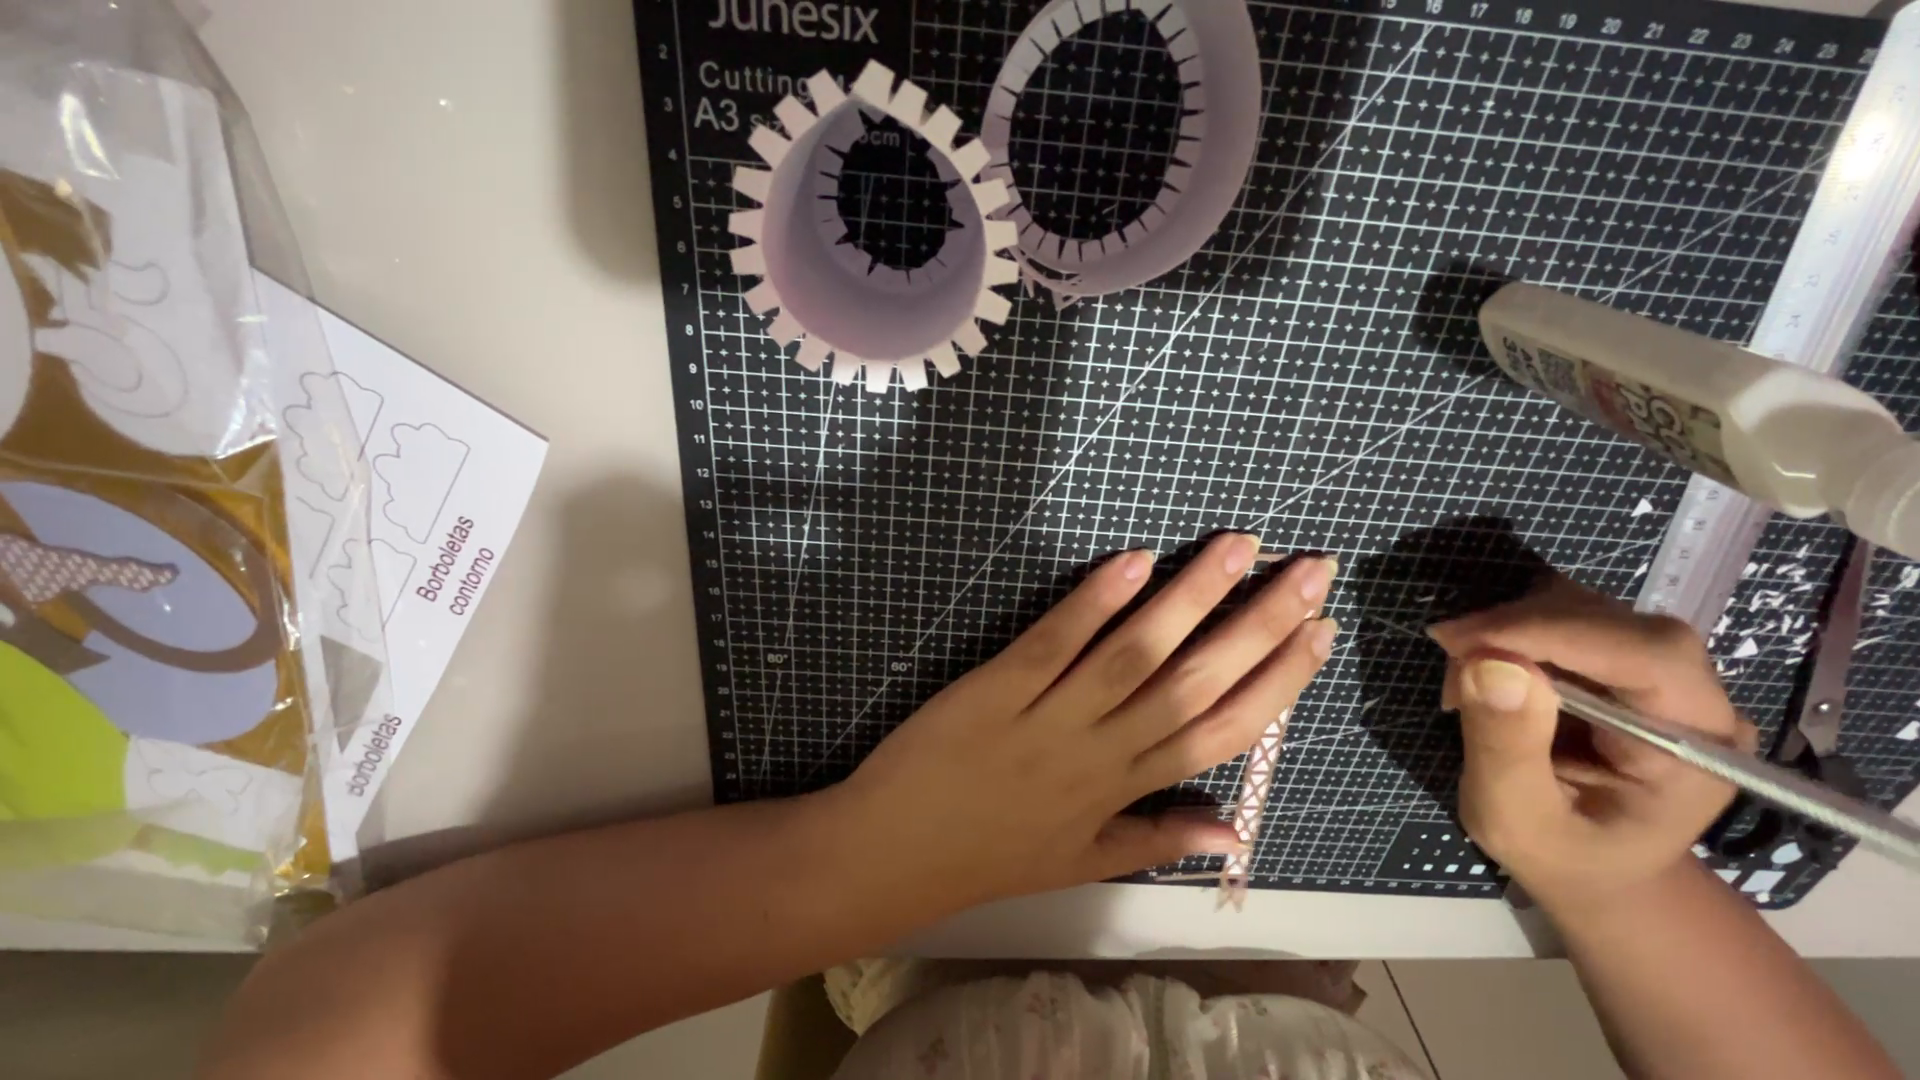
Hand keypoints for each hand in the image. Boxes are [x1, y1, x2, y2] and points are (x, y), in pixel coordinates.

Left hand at [829, 534, 1337, 916]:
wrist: (892, 856)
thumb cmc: (989, 856)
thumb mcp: (1080, 864)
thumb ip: (1157, 840)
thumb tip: (1237, 833)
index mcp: (1125, 791)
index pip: (1223, 732)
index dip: (1279, 682)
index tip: (1320, 633)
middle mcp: (1101, 751)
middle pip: (1195, 682)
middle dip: (1259, 625)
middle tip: (1310, 571)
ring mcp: (1049, 716)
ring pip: (1135, 654)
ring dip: (1191, 598)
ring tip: (1237, 547)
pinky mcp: (997, 686)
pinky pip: (1055, 641)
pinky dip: (1095, 601)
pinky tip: (1134, 559)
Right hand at [1428, 579, 1754, 914]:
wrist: (1595, 867)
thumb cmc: (1560, 856)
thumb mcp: (1516, 820)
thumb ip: (1507, 748)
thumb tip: (1487, 663)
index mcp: (1696, 748)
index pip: (1647, 655)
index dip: (1555, 632)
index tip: (1462, 640)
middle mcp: (1696, 699)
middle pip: (1614, 623)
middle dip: (1520, 629)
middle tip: (1449, 662)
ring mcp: (1663, 676)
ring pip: (1586, 611)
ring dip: (1510, 630)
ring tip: (1466, 681)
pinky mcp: (1624, 662)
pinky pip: (1567, 619)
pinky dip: (1514, 632)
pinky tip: (1487, 670)